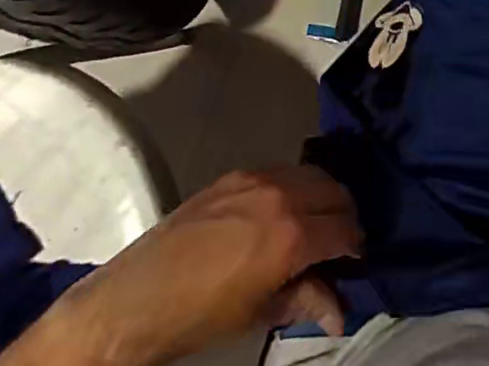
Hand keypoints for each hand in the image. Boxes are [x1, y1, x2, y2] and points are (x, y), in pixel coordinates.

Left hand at [0, 166, 360, 365]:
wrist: (132, 300)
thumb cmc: (197, 317)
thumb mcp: (259, 313)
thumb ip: (305, 300)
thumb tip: (340, 311)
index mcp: (292, 235)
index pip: (345, 228)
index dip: (356, 246)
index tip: (355, 260)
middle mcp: (281, 195)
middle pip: (336, 191)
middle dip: (345, 216)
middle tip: (339, 243)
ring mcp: (257, 178)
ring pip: (312, 174)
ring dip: (323, 195)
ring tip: (314, 225)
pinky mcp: (236, 173)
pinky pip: (282, 171)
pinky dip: (295, 185)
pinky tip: (283, 211)